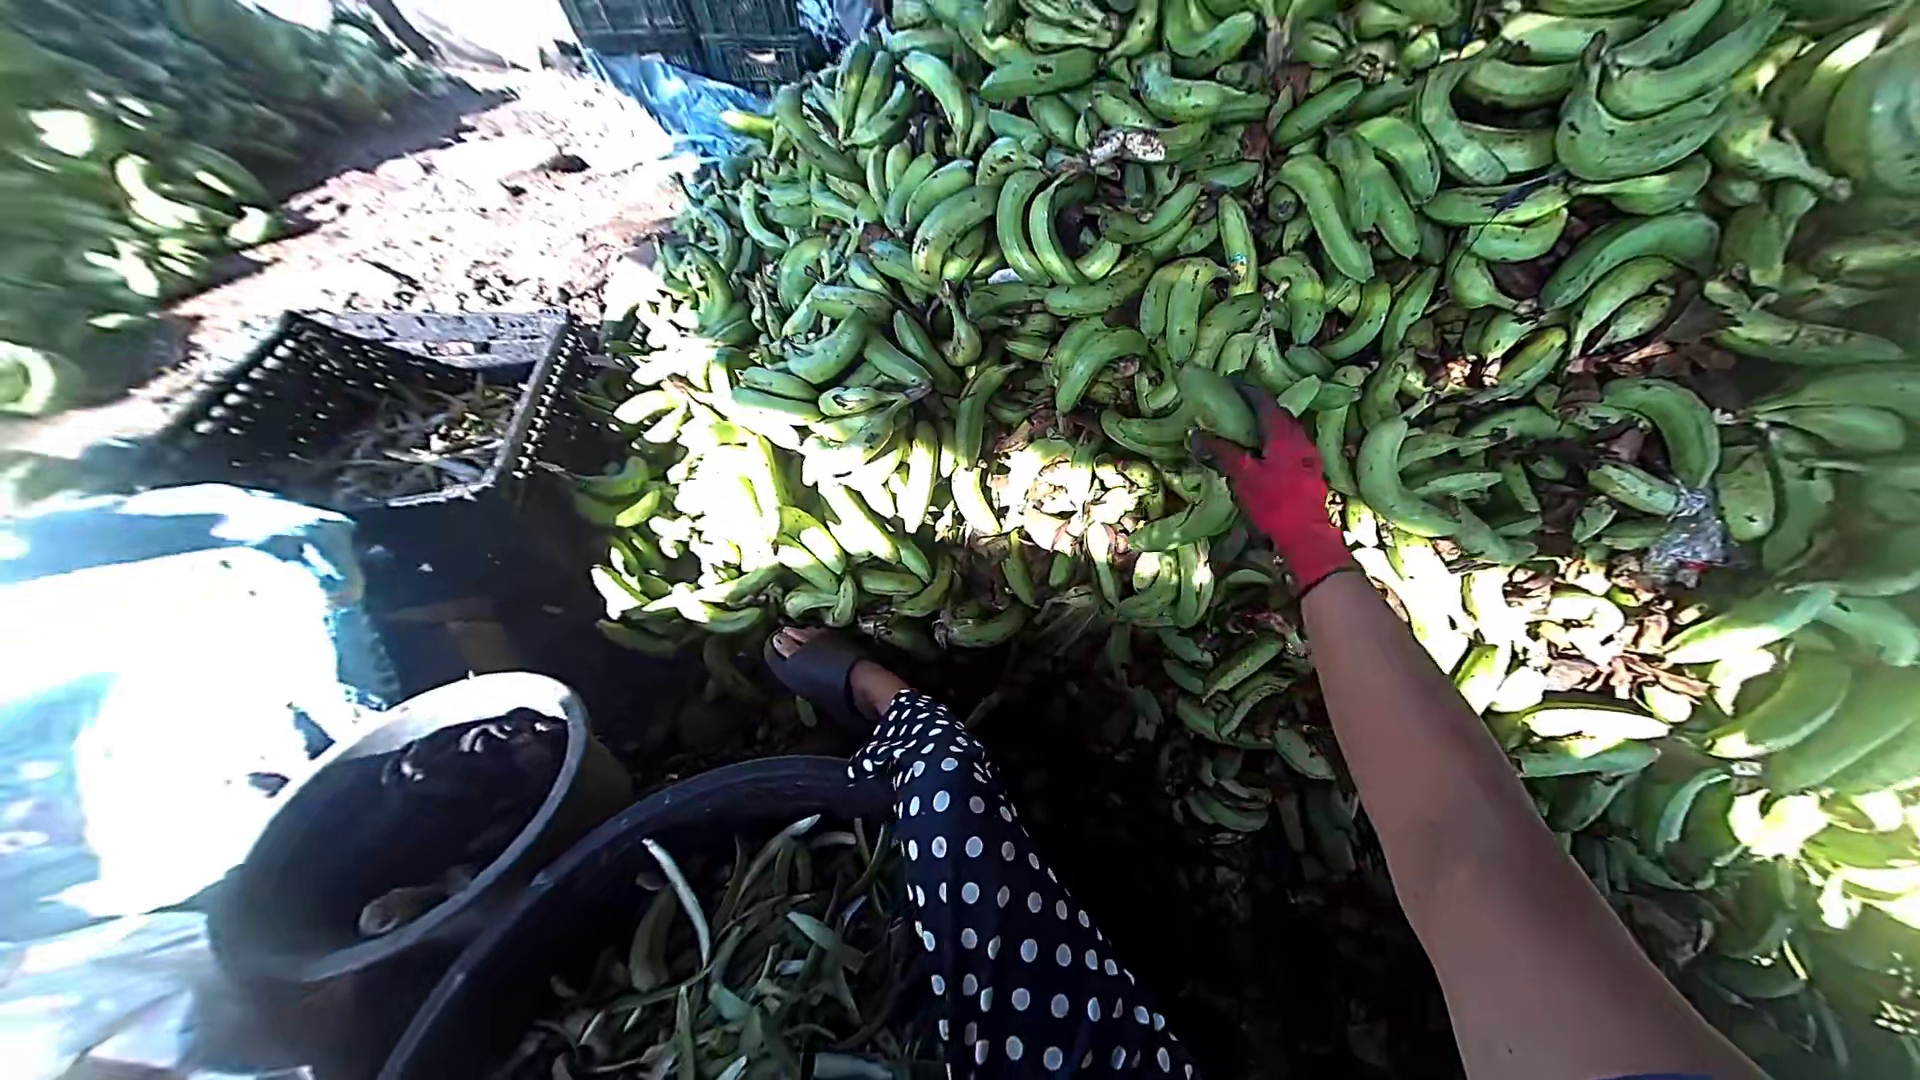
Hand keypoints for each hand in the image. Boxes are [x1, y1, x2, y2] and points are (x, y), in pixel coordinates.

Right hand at [1199, 396, 1353, 594]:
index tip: (1230, 381)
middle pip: (1277, 413)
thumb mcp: (1242, 476)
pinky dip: (1271, 441)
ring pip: (1284, 430)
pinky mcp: (1308, 471)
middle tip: (1235, 403)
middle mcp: (1300, 438)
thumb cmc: (1274, 503)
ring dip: (1265, 424)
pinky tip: (1260, 453)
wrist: (1306, 535)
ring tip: (1244, 427)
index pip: (1264, 401)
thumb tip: (1196, 435)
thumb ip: (1221, 453)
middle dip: (1256, 405)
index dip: (1246, 390)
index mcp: (1283, 434)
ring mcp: (1308, 455)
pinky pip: (1288, 446)